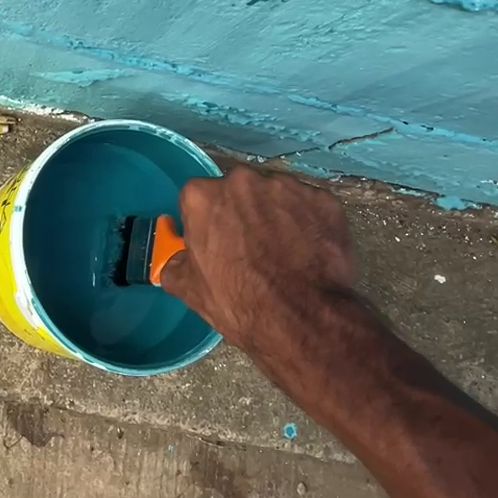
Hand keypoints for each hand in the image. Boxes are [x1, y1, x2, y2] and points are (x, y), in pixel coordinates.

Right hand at [159, 165, 359, 354]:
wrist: (302, 318)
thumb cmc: (239, 301)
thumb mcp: (189, 289)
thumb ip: (175, 263)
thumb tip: (176, 260)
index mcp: (203, 195)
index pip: (198, 197)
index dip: (208, 220)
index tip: (218, 242)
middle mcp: (242, 179)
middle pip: (238, 190)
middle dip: (243, 211)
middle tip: (253, 247)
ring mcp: (286, 186)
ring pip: (275, 195)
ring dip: (277, 214)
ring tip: (286, 252)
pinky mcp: (323, 199)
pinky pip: (311, 206)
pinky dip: (310, 222)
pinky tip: (311, 251)